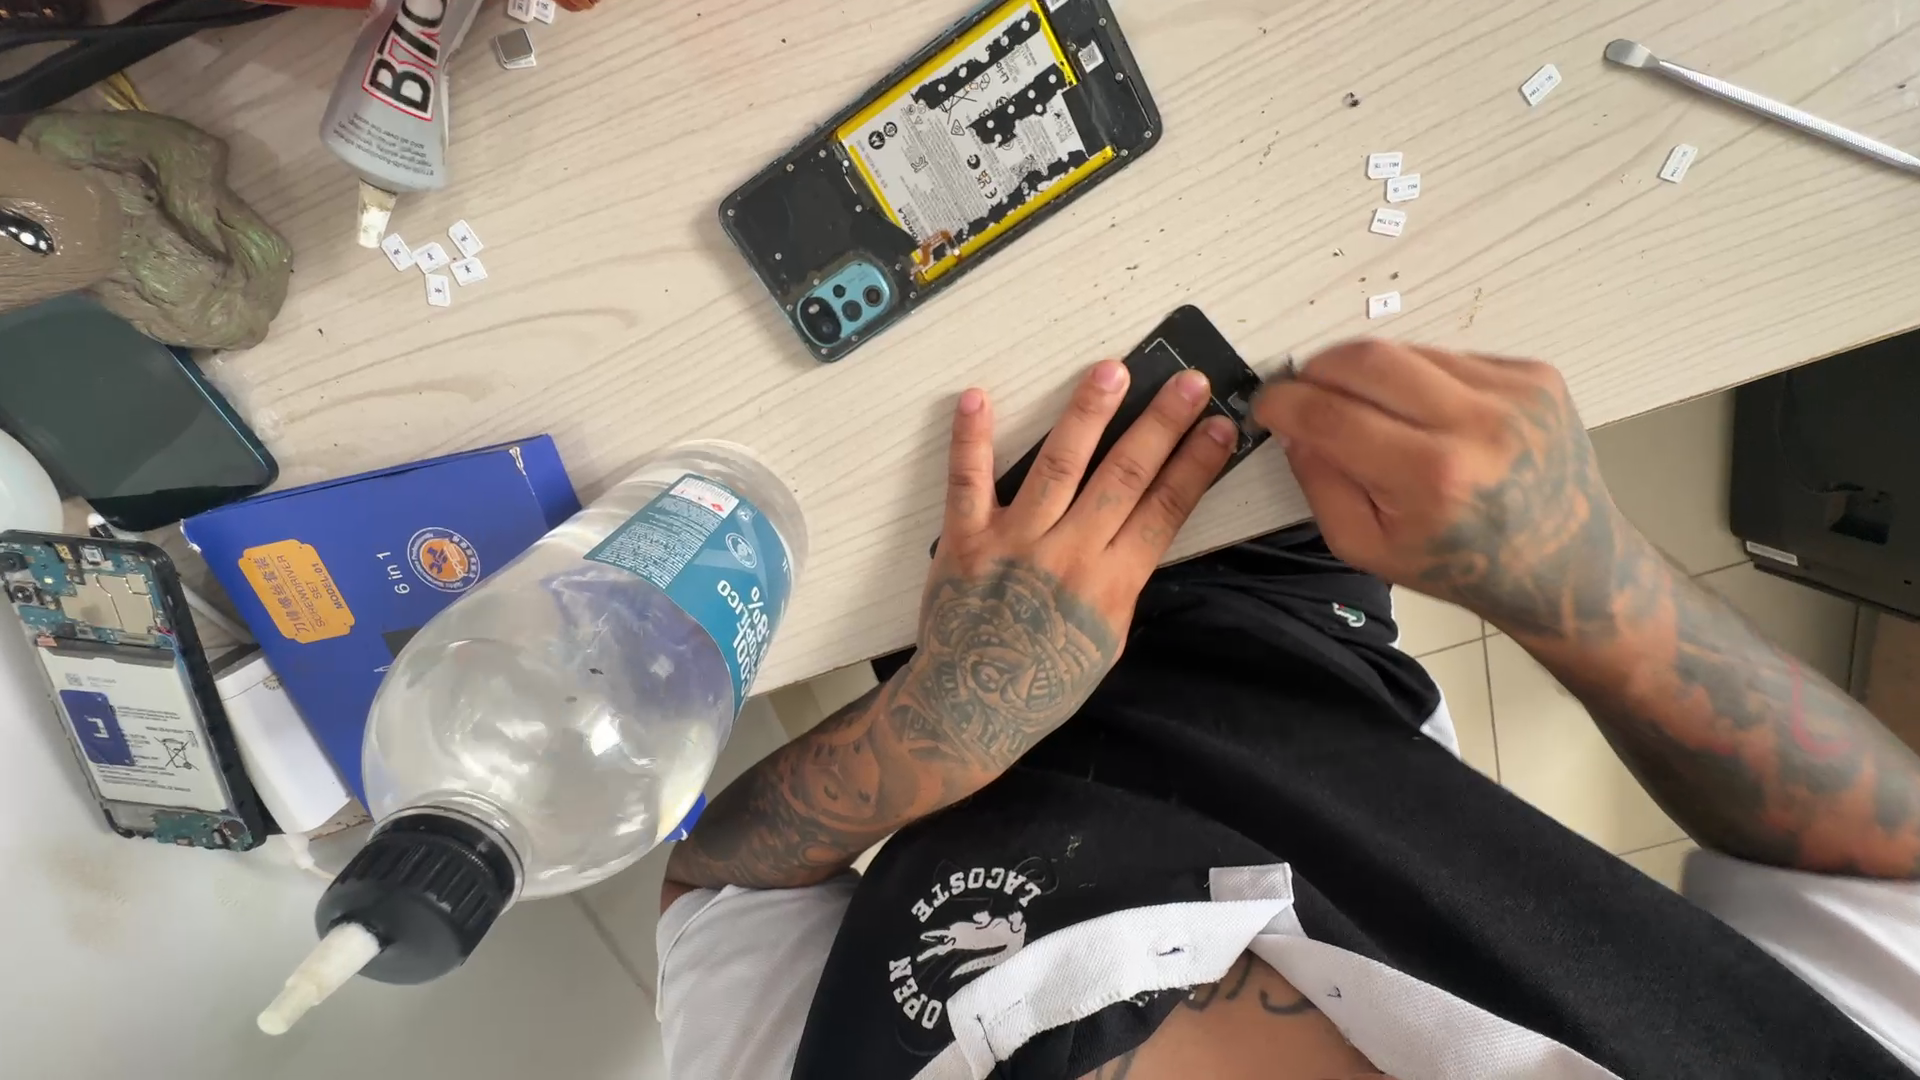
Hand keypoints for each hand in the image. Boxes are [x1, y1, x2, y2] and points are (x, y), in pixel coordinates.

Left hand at [906, 360, 1237, 767]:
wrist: (972, 708)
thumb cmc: (1044, 682)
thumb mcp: (1106, 640)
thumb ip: (1121, 582)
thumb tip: (1139, 530)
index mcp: (1111, 584)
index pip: (1165, 509)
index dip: (1197, 463)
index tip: (1222, 425)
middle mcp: (1068, 554)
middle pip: (1124, 477)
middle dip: (1161, 425)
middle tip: (1190, 381)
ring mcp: (1014, 542)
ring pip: (1058, 466)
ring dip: (1087, 414)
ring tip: (1112, 370)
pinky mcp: (965, 539)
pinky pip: (967, 482)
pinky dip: (970, 440)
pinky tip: (976, 397)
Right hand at [1254, 339, 1645, 639]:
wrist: (1565, 566)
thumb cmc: (1453, 565)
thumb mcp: (1363, 546)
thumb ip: (1319, 484)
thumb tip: (1294, 430)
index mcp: (1428, 478)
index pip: (1330, 415)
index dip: (1283, 402)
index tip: (1265, 404)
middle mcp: (1476, 424)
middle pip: (1366, 359)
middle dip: (1315, 370)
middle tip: (1302, 393)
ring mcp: (1514, 392)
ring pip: (1404, 351)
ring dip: (1363, 375)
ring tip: (1363, 411)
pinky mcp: (1535, 375)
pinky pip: (1444, 356)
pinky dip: (1411, 378)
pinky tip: (1418, 415)